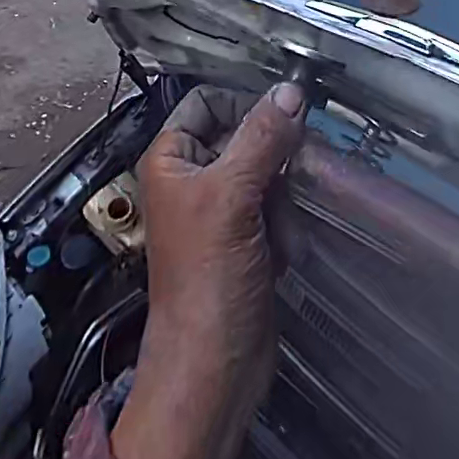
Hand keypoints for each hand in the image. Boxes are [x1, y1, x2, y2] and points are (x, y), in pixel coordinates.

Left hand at [110, 83, 306, 458]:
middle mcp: (195, 179)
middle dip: (271, 163)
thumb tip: (287, 95)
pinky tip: (278, 252)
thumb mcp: (232, 198)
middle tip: (281, 178)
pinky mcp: (248, 234)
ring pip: (270, 171)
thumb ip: (262, 139)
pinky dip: (285, 225)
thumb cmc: (202, 289)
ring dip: (282, 200)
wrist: (217, 363)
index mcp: (172, 160)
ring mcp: (223, 207)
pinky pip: (279, 206)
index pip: (207, 101)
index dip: (242, 102)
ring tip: (273, 231)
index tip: (279, 109)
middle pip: (247, 136)